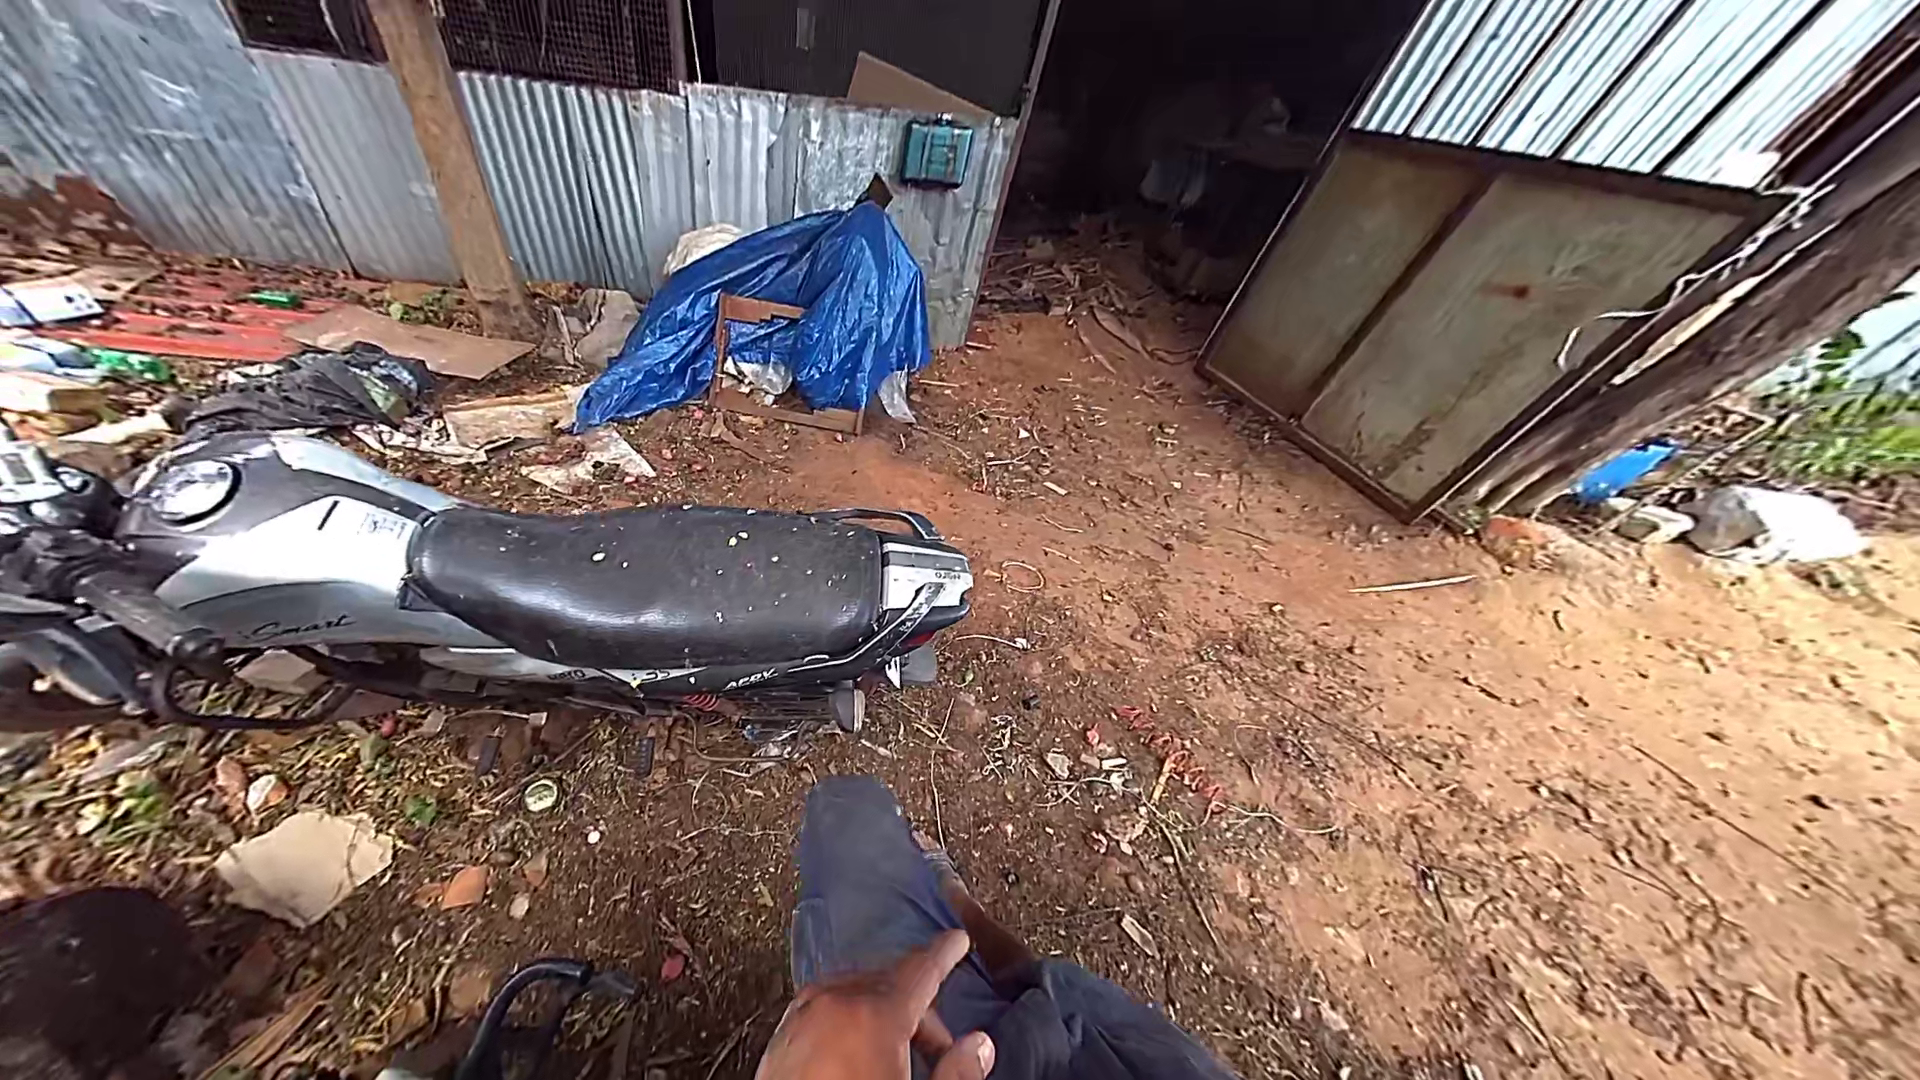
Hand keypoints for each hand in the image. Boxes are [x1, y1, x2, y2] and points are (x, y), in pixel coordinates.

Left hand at [756, 930, 995, 1079]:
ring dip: (883, 1015)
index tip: (956, 940)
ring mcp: (802, 1020)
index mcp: (873, 1014)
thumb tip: (977, 1046)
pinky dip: (849, 1023)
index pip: (922, 968)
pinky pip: (826, 1011)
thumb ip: (956, 1074)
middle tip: (939, 1049)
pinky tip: (856, 1060)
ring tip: (896, 1060)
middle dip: (920, 1009)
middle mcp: (835, 1003)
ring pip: (857, 994)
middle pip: (892, 984)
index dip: (945, 953)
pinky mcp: (779, 1042)